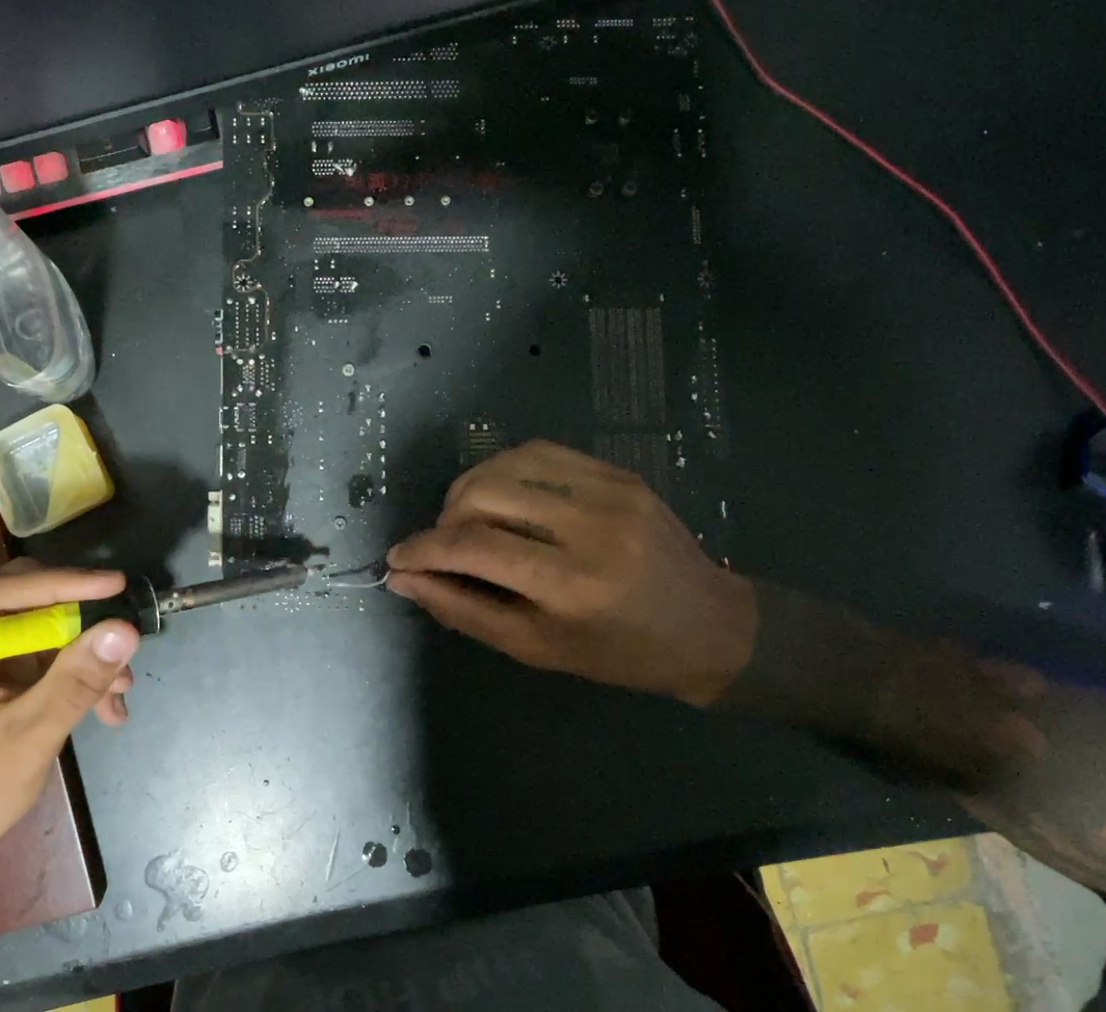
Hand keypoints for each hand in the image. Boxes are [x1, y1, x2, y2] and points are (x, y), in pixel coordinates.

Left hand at [0, 560, 139, 875]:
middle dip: (78, 621)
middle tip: (123, 637)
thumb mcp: (30, 738)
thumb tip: (124, 629)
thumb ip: (75, 682)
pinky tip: (106, 703)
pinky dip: (76, 667)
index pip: (1, 596)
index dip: (62, 587)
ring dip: (84, 650)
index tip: (116, 585)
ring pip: (40, 620)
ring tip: (120, 689)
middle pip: (23, 597)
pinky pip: (44, 645)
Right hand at [385, 441, 755, 705]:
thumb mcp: (534, 647)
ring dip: (470, 489)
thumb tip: (403, 578)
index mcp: (570, 584)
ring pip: (506, 463)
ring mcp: (608, 491)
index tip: (397, 558)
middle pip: (483, 493)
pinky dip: (504, 470)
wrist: (708, 626)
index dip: (423, 548)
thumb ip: (462, 609)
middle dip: (444, 518)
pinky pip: (539, 452)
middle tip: (443, 546)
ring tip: (469, 519)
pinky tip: (503, 496)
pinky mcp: (617, 472)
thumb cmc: (617, 653)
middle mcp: (589, 527)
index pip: (473, 546)